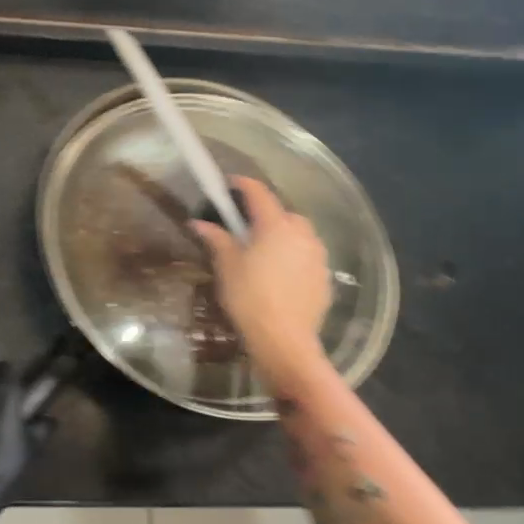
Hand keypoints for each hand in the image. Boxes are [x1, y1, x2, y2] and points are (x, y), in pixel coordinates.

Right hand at [190, 176, 332, 379]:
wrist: (284, 340)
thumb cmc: (249, 298)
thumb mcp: (227, 267)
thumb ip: (217, 239)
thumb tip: (199, 223)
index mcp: (275, 226)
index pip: (259, 193)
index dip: (243, 184)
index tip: (228, 183)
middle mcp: (301, 234)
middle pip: (284, 213)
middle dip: (266, 214)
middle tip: (245, 227)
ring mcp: (317, 256)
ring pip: (299, 235)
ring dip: (283, 235)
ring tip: (264, 252)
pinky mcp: (324, 278)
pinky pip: (307, 257)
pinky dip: (294, 257)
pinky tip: (279, 275)